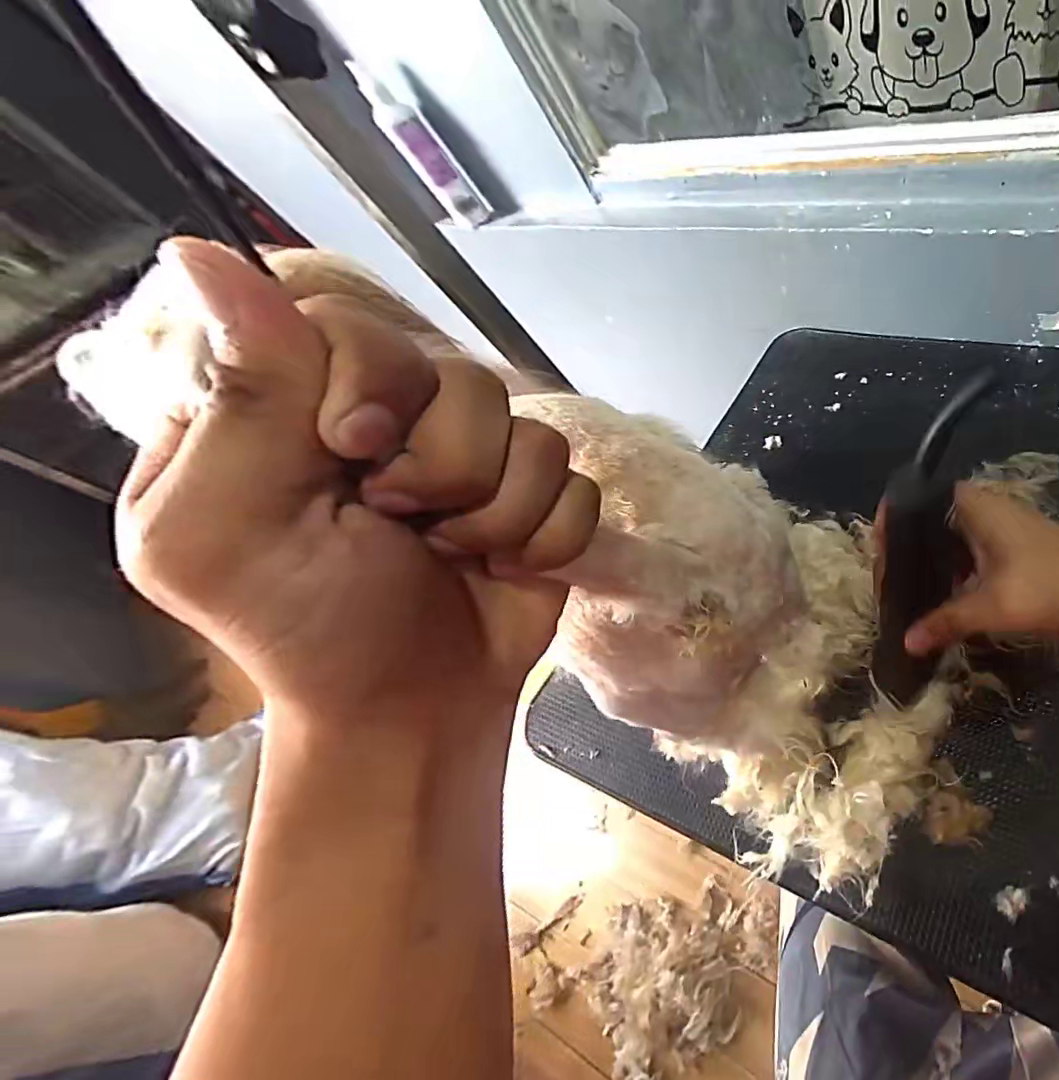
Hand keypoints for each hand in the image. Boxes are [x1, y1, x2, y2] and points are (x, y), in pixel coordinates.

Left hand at [116, 239, 598, 729]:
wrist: (422, 699)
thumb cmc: (312, 627)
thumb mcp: (233, 526)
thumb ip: (245, 401)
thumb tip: (209, 252)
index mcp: (299, 412)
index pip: (357, 327)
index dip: (374, 379)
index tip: (354, 450)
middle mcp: (402, 422)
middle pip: (466, 378)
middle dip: (446, 466)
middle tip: (404, 520)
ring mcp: (484, 461)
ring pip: (536, 435)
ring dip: (500, 512)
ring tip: (459, 552)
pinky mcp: (544, 499)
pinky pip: (579, 486)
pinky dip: (548, 536)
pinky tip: (510, 564)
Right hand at [902, 484, 1058, 655]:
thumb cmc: (1048, 585)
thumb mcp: (992, 607)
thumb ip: (946, 621)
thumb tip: (907, 642)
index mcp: (972, 507)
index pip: (915, 500)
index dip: (891, 524)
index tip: (879, 556)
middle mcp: (983, 506)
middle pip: (929, 520)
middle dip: (907, 549)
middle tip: (890, 582)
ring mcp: (999, 523)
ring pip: (950, 536)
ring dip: (931, 561)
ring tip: (910, 591)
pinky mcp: (1011, 542)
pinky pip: (969, 548)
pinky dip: (954, 567)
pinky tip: (946, 595)